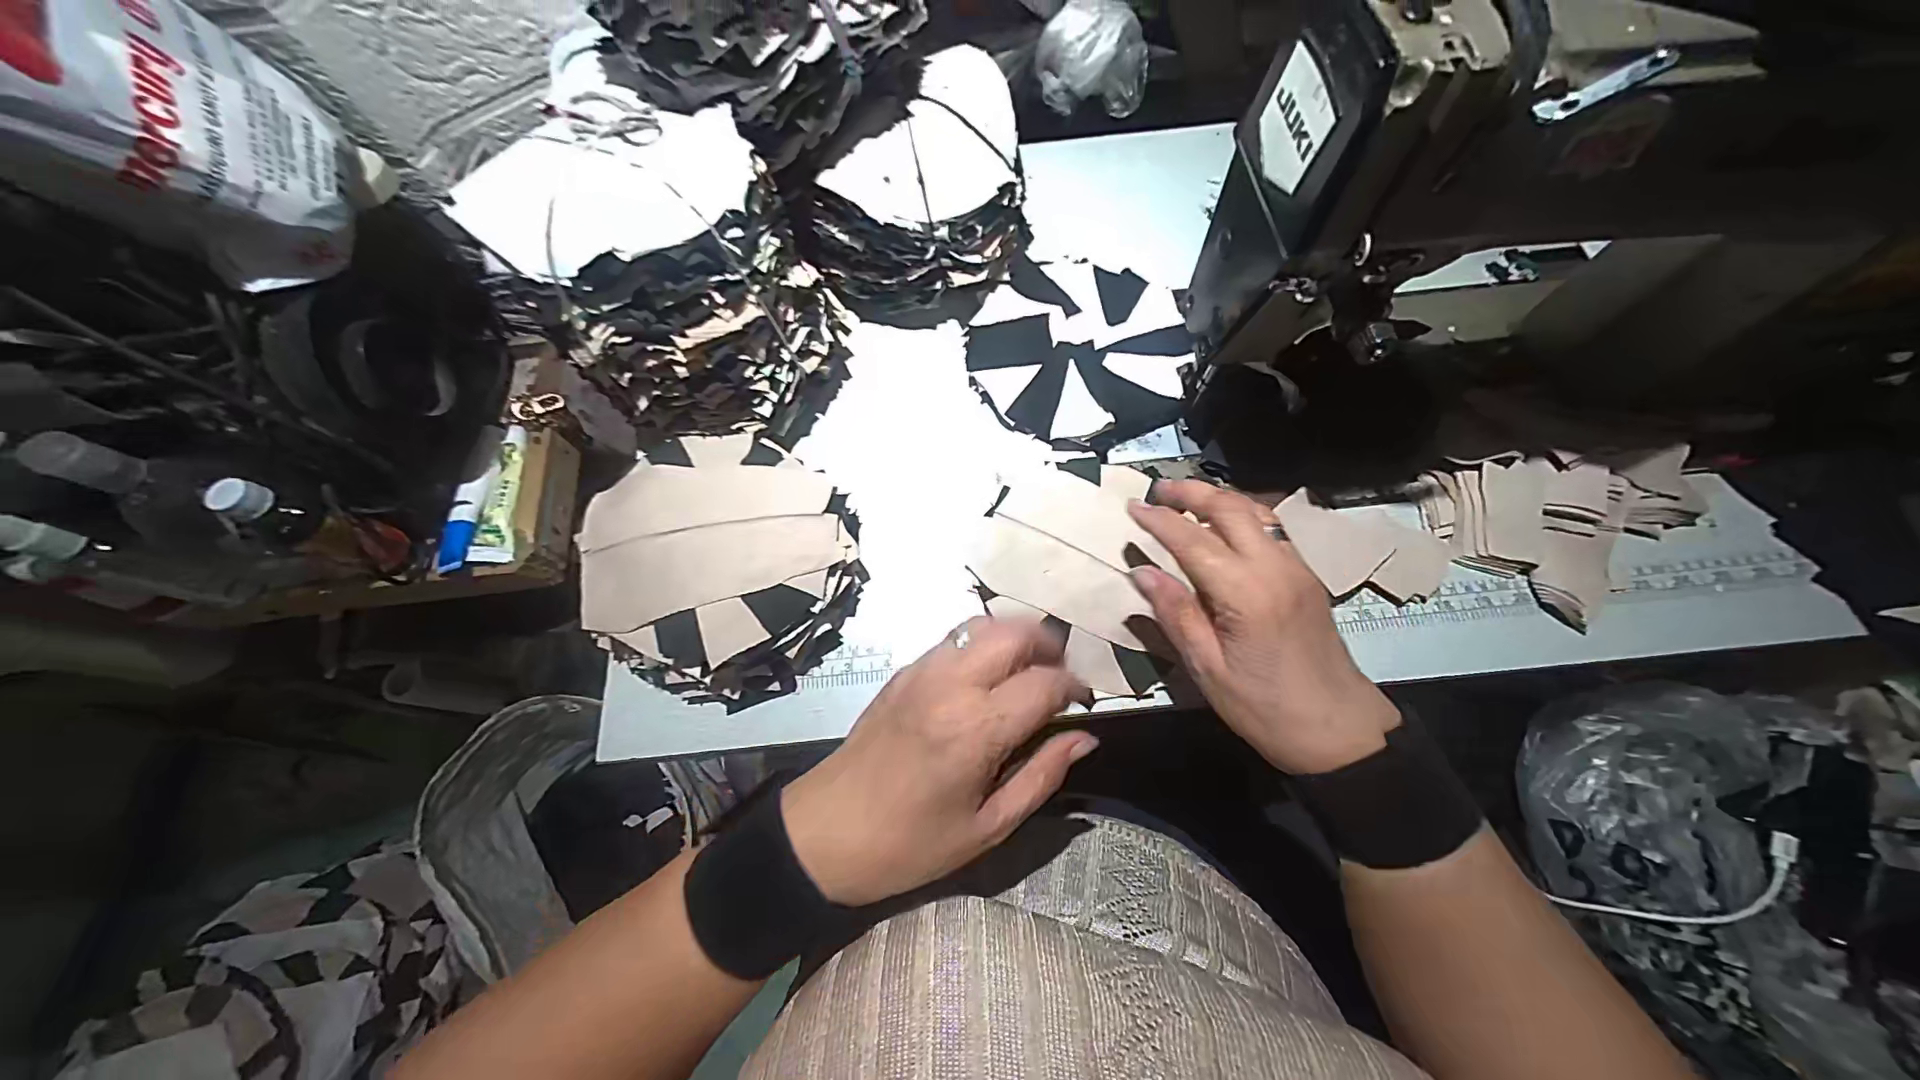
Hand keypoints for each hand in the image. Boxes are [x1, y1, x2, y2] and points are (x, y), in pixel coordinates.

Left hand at [780, 617, 1094, 905]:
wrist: (824, 833)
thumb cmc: (909, 843)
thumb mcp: (987, 827)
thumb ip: (1041, 776)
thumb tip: (1084, 739)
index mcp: (975, 728)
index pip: (1044, 683)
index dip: (1074, 688)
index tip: (1084, 703)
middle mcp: (950, 685)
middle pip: (1014, 633)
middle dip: (1048, 645)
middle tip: (1061, 676)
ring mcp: (921, 672)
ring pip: (980, 626)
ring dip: (1014, 637)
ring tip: (1028, 669)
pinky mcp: (901, 673)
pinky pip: (951, 639)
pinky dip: (981, 643)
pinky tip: (987, 676)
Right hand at [1127, 479, 1400, 774]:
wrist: (1339, 729)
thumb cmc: (1265, 708)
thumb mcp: (1208, 669)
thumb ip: (1176, 614)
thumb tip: (1143, 571)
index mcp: (1247, 594)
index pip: (1193, 540)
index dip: (1159, 520)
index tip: (1132, 507)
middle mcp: (1276, 569)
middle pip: (1231, 508)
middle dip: (1191, 493)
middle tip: (1157, 490)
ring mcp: (1297, 569)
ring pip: (1257, 512)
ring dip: (1218, 498)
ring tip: (1185, 499)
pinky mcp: (1307, 577)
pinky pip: (1272, 529)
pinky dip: (1242, 514)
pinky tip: (1223, 526)